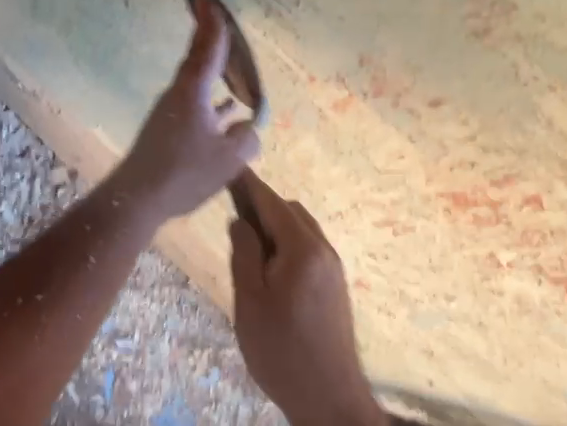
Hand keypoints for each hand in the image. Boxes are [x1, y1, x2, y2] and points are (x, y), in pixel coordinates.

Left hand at [110, 0, 260, 222]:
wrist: (138, 197)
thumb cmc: (184, 173)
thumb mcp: (229, 159)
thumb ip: (246, 138)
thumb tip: (249, 126)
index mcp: (193, 90)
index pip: (208, 49)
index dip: (214, 25)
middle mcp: (180, 93)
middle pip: (198, 57)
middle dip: (209, 34)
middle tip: (216, 10)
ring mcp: (172, 110)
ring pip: (197, 79)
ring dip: (212, 64)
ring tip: (228, 54)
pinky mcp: (169, 128)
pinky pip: (197, 101)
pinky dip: (212, 96)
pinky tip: (227, 108)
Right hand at [230, 171, 384, 425]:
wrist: (328, 399)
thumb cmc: (282, 350)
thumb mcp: (250, 302)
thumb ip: (244, 254)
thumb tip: (241, 221)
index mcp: (303, 249)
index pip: (272, 203)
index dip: (249, 185)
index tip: (230, 167)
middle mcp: (324, 250)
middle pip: (290, 212)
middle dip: (263, 205)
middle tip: (232, 211)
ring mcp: (334, 269)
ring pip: (302, 230)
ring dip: (277, 225)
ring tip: (248, 239)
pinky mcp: (336, 287)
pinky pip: (309, 248)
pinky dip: (288, 242)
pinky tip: (270, 264)